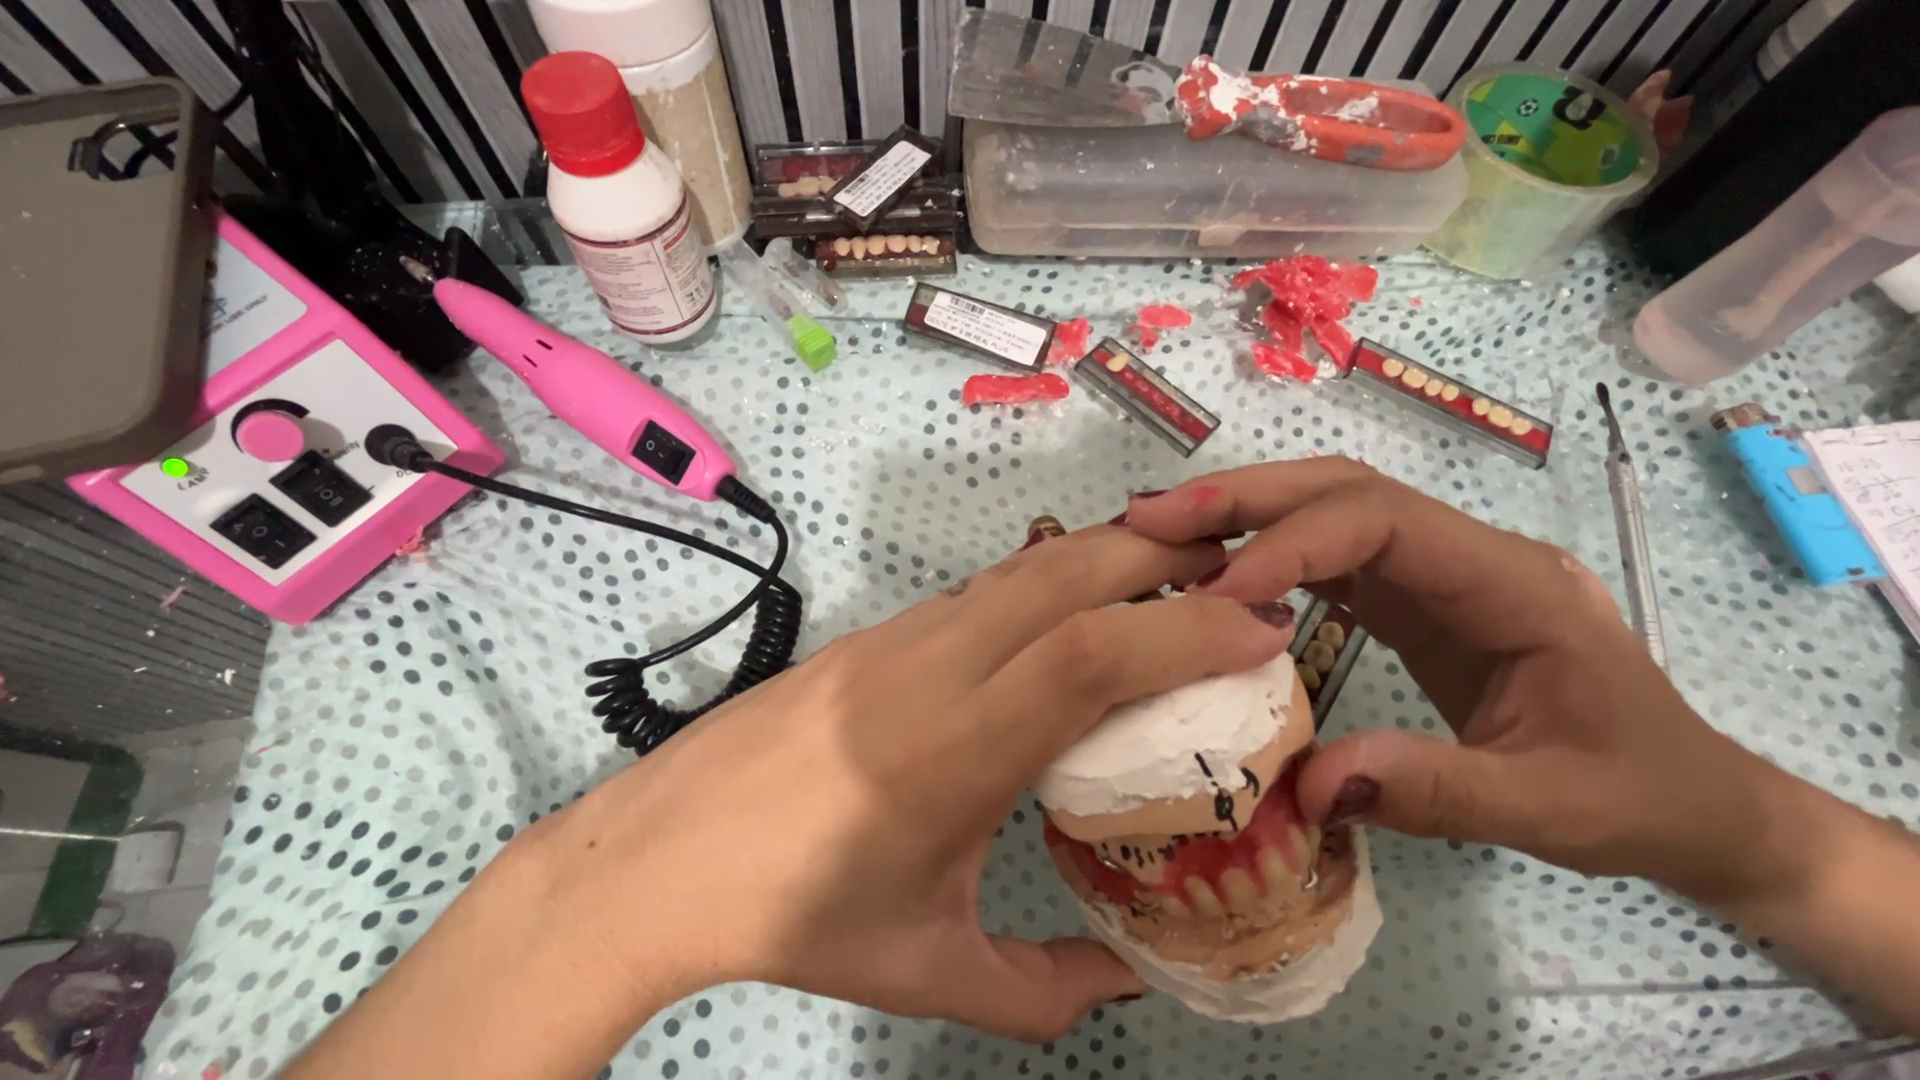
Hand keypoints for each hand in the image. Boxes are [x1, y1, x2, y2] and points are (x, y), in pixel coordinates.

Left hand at [538, 524, 1294, 1040]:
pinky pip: (983, 586)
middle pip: (1067, 574)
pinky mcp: (876, 633)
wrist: (662, 852)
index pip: (1089, 655)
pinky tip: (1076, 610)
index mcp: (956, 748)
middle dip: (1166, 561)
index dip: (1184, 628)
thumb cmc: (796, 915)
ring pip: (1024, 566)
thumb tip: (1130, 971)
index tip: (1261, 630)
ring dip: (1109, 556)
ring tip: (1174, 579)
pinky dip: (1052, 577)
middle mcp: (933, 666)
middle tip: (1240, 582)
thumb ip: (1045, 987)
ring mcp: (899, 636)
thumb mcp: (929, 969)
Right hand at [1125, 458, 1810, 907]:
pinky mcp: (1412, 599)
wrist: (1687, 797)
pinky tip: (1211, 576)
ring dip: (1240, 517)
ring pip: (1326, 512)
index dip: (1294, 543)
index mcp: (1510, 581)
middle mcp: (1467, 554)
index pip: (1386, 522)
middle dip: (1244, 497)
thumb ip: (1437, 791)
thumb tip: (1307, 781)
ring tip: (1158, 534)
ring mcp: (1437, 571)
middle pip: (1343, 489)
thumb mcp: (1552, 808)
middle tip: (1150, 518)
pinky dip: (1262, 558)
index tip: (1218, 592)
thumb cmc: (1636, 793)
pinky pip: (1327, 559)